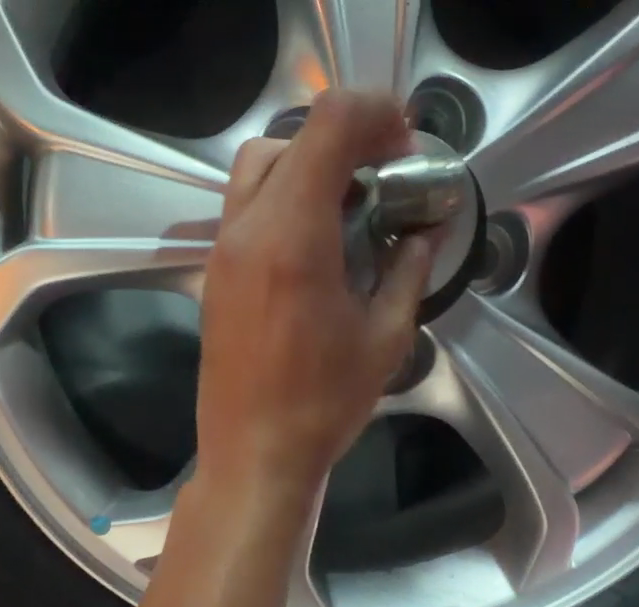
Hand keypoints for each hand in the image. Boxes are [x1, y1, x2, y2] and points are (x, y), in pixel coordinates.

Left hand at [195, 89, 437, 503]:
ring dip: (305, 170)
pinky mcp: (213, 280)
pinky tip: (315, 247)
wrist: (252, 458)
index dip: (376, 116)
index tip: (405, 149)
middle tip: (380, 179)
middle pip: (288, 140)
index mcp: (292, 237)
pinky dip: (280, 204)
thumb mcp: (385, 337)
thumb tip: (424, 229)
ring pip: (256, 172)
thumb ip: (409, 268)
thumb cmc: (321, 406)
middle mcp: (246, 232)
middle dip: (341, 142)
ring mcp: (221, 256)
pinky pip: (243, 213)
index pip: (329, 124)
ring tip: (347, 212)